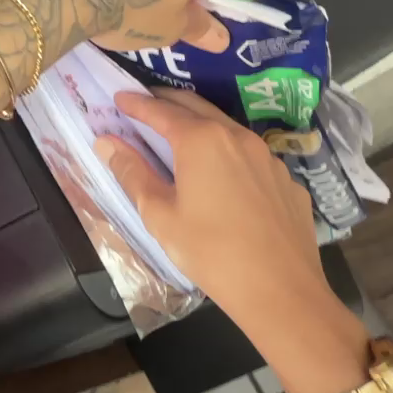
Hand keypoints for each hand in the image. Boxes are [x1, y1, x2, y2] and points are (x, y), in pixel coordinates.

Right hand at [95, 89, 369, 392]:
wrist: (284, 295)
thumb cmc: (211, 252)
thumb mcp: (159, 214)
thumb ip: (131, 171)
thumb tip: (106, 141)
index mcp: (200, 140)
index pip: (159, 110)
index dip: (135, 102)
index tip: (118, 96)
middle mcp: (236, 136)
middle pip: (194, 105)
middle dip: (166, 101)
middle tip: (144, 104)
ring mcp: (267, 157)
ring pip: (225, 125)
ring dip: (198, 122)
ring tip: (179, 132)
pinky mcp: (286, 180)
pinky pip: (250, 153)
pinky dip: (227, 149)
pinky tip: (222, 172)